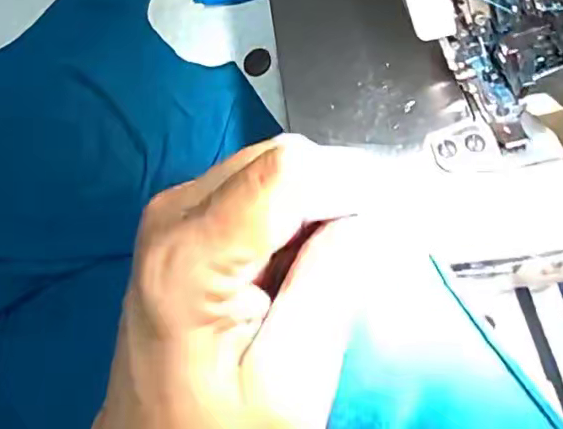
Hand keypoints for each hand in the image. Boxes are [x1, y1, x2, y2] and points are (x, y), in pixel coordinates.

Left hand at [95, 135, 374, 428]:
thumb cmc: (217, 427)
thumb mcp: (289, 382)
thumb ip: (329, 286)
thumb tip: (365, 214)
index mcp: (189, 254)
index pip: (283, 172)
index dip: (344, 180)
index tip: (389, 210)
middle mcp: (173, 210)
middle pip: (275, 160)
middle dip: (332, 189)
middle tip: (368, 241)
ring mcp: (174, 205)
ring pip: (268, 163)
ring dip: (312, 196)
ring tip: (330, 256)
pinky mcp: (183, 211)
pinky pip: (253, 181)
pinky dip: (290, 205)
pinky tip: (298, 252)